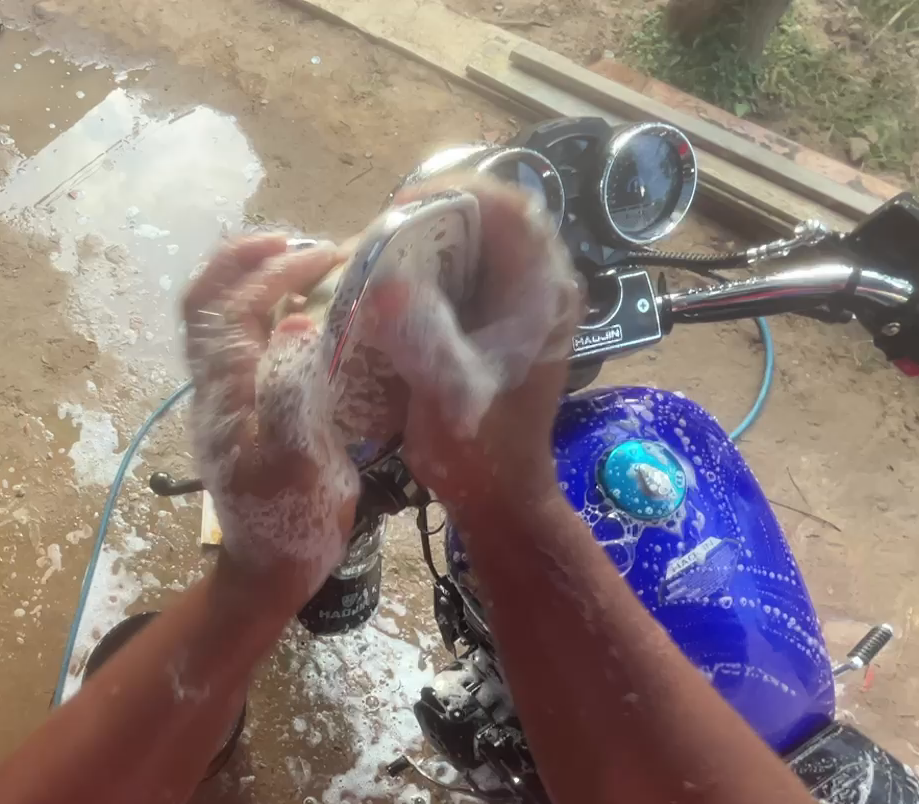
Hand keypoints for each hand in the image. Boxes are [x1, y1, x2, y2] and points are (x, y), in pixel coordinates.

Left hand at [183, 234, 357, 608]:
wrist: (268, 568)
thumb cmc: (290, 523)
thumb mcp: (299, 466)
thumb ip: (290, 395)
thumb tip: (294, 323)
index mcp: (227, 393)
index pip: (234, 306)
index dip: (277, 270)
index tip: (331, 258)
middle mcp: (215, 387)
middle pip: (206, 301)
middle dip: (248, 260)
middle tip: (300, 247)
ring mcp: (223, 397)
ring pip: (217, 319)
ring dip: (252, 281)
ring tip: (303, 268)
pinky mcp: (238, 410)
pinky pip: (239, 344)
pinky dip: (264, 313)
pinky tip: (303, 315)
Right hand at [364, 181, 582, 518]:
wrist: (497, 494)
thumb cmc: (479, 449)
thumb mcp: (446, 391)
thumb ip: (418, 334)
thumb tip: (379, 282)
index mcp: (540, 296)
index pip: (509, 210)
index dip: (453, 193)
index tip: (396, 209)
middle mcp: (538, 291)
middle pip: (488, 224)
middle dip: (430, 221)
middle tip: (378, 239)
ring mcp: (519, 309)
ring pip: (473, 250)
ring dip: (425, 248)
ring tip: (379, 262)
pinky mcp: (497, 328)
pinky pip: (463, 281)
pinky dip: (427, 278)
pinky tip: (393, 295)